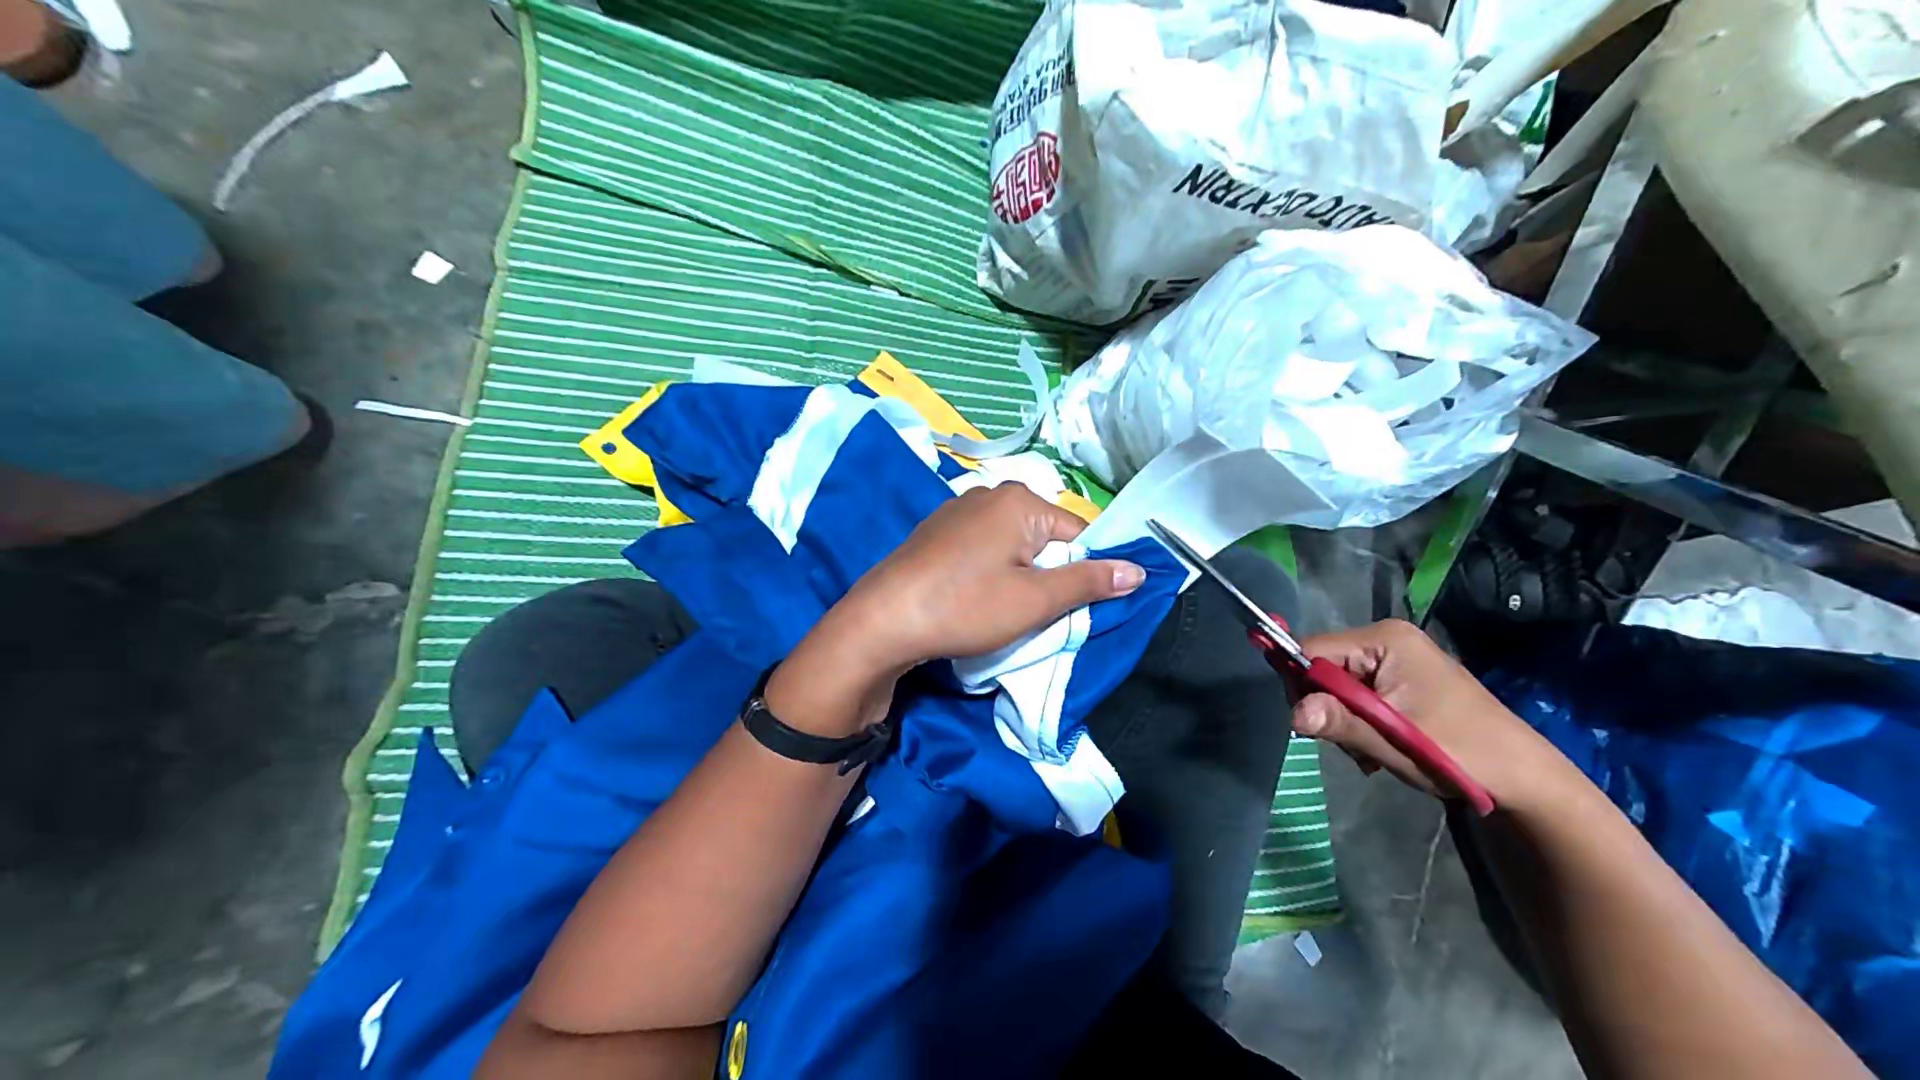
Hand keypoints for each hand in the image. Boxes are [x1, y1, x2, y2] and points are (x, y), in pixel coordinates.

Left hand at [766, 485, 1144, 736]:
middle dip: (1050, 574)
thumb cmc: (964, 607)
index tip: (1078, 607)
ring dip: (1020, 576)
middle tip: (1038, 614)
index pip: (1080, 534)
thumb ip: (1088, 582)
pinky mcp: (938, 531)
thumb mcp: (1035, 601)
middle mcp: (991, 494)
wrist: (882, 620)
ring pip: (1014, 544)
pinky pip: (984, 547)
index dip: (1086, 572)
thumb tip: (1138, 570)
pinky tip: (975, 599)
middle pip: (1046, 537)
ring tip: (1004, 610)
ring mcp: (959, 510)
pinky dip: (991, 571)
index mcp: (1021, 501)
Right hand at [1291, 620, 1571, 811]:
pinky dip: (1358, 720)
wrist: (1523, 778)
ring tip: (1370, 751)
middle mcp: (1386, 639)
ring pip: (1337, 684)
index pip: (1312, 649)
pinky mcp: (1400, 678)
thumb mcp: (1394, 740)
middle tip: (1351, 744)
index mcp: (1385, 639)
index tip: (1313, 724)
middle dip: (1328, 707)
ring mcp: (1395, 658)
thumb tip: (1294, 715)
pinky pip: (1357, 692)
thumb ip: (1341, 722)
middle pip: (1322, 666)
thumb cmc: (1461, 752)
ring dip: (1343, 719)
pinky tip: (1377, 744)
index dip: (1303, 685)